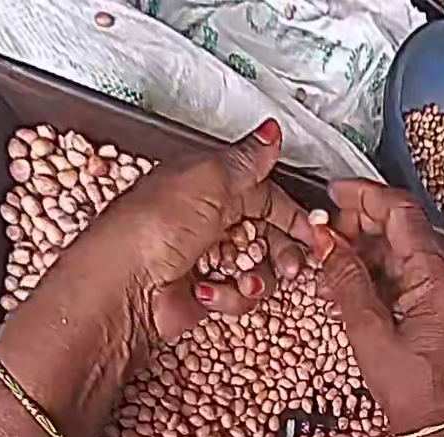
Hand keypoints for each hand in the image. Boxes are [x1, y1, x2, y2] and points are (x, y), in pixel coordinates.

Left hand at [0, 118, 316, 389]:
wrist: (127, 287)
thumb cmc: (156, 228)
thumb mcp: (207, 182)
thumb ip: (246, 161)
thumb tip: (271, 132)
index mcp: (212, 187)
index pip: (267, 197)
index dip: (294, 217)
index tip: (316, 235)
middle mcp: (214, 221)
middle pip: (270, 238)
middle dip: (283, 255)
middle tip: (291, 267)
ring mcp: (211, 259)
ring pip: (260, 271)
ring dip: (255, 280)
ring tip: (241, 282)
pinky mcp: (209, 292)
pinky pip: (240, 298)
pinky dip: (229, 298)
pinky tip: (208, 292)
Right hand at [311, 179, 443, 433]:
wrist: (425, 418)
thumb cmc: (406, 385)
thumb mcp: (367, 331)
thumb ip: (346, 280)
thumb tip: (325, 242)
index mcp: (436, 278)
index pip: (401, 214)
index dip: (364, 196)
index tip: (334, 195)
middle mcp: (442, 276)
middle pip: (397, 227)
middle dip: (356, 226)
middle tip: (324, 237)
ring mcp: (435, 288)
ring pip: (392, 249)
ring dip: (357, 252)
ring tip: (326, 269)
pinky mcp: (425, 301)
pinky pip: (393, 273)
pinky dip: (366, 273)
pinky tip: (340, 285)